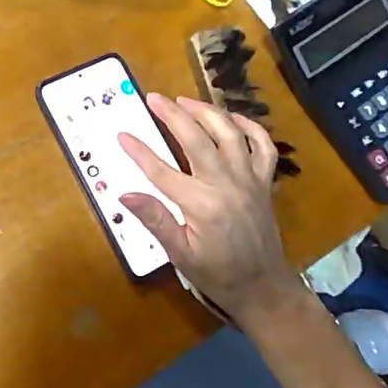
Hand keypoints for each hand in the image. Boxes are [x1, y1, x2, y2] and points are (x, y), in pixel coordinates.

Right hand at [117, 94, 307, 325]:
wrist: (264, 288)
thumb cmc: (218, 275)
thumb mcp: (180, 254)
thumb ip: (155, 220)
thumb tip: (126, 195)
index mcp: (202, 205)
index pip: (162, 170)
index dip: (140, 151)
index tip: (122, 134)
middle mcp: (227, 184)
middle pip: (197, 138)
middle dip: (173, 115)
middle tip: (154, 98)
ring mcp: (250, 179)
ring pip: (230, 133)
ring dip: (207, 112)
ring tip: (185, 101)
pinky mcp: (264, 181)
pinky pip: (262, 145)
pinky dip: (249, 126)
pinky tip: (231, 118)